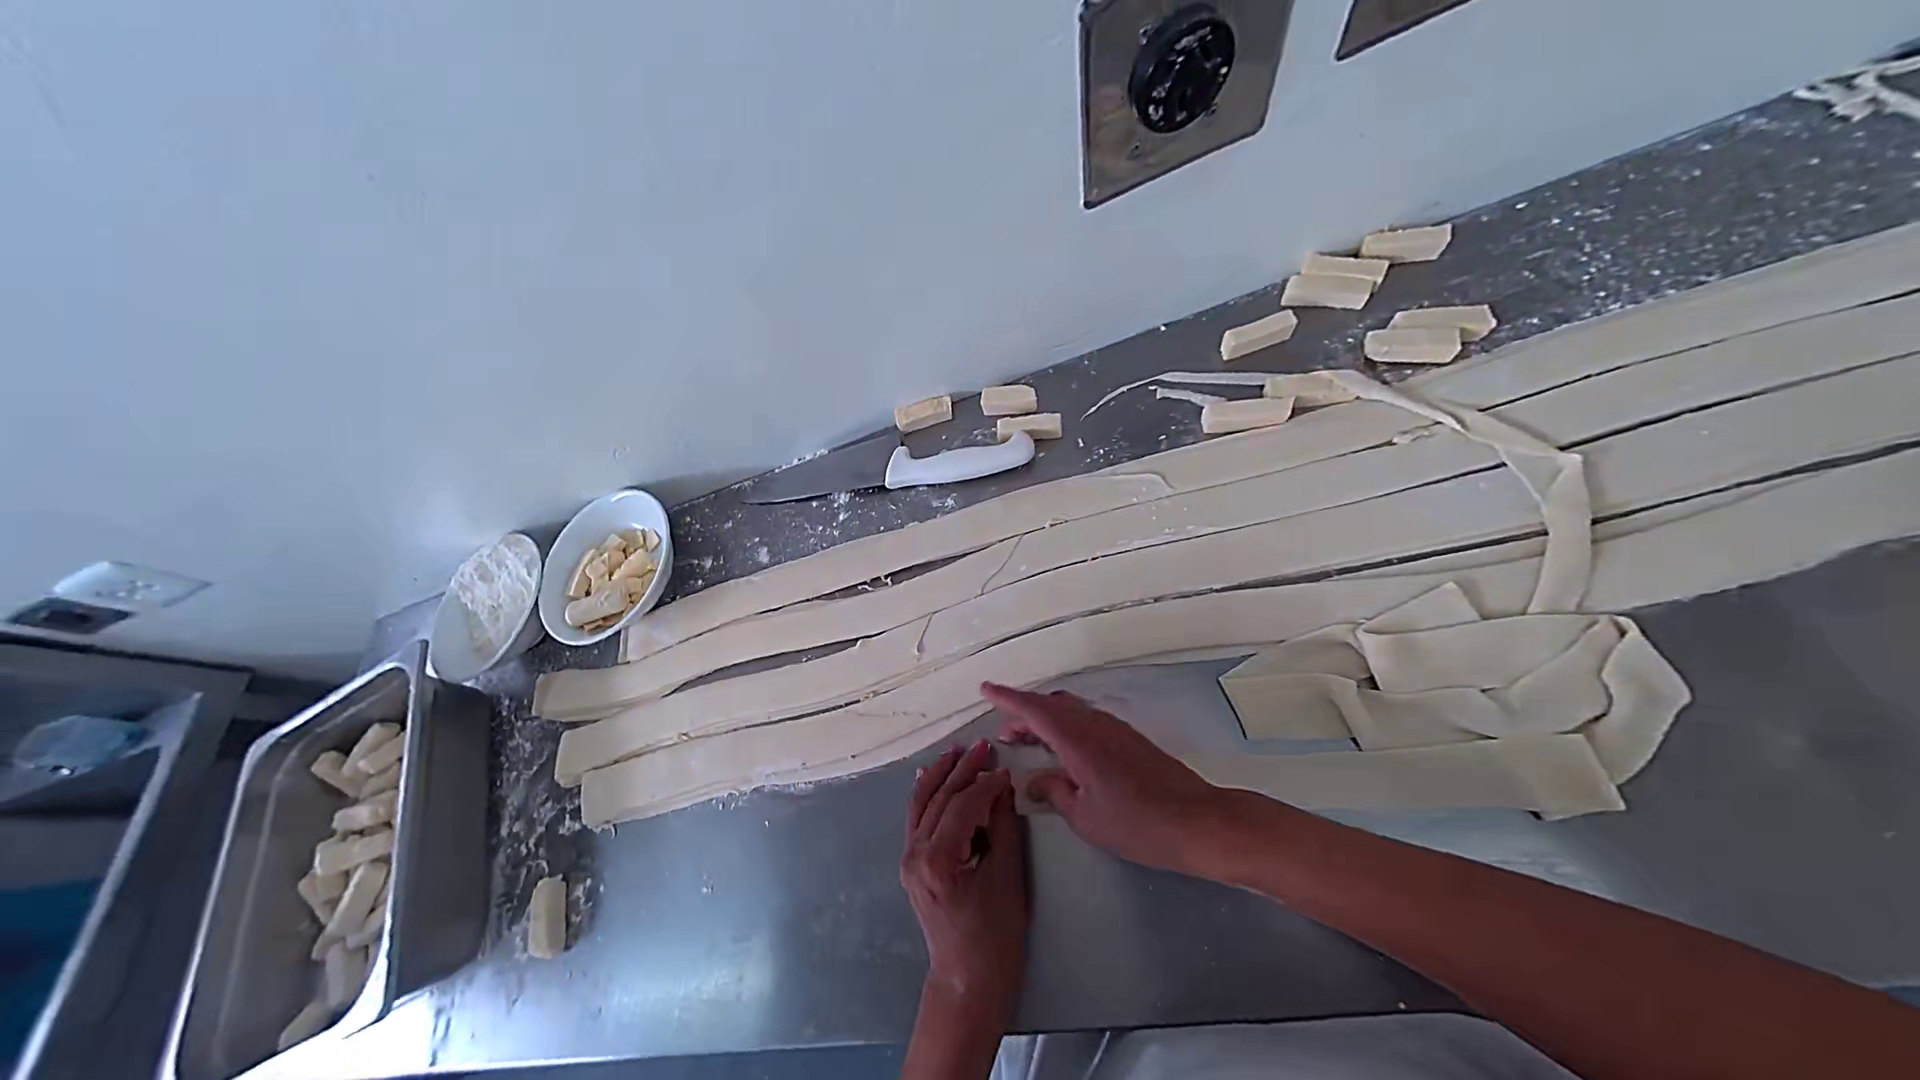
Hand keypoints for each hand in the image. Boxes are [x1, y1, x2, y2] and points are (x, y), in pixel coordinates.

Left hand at [900, 739, 1027, 1017]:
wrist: (968, 979)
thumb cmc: (996, 936)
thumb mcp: (1008, 876)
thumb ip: (1004, 826)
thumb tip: (1002, 788)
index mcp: (938, 860)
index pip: (962, 805)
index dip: (986, 784)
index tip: (1006, 770)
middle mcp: (915, 855)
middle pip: (939, 799)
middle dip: (962, 770)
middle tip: (983, 747)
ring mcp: (909, 859)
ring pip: (921, 804)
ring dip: (940, 775)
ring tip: (958, 752)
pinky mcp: (911, 864)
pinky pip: (917, 820)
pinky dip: (927, 795)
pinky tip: (932, 777)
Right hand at [983, 682, 1239, 878]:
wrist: (1198, 822)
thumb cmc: (1137, 823)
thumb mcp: (1085, 816)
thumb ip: (1055, 792)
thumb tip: (1034, 781)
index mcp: (1077, 739)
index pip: (1034, 709)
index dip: (1007, 698)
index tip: (986, 689)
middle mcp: (1094, 725)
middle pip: (1051, 706)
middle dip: (1023, 713)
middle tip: (1004, 732)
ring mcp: (1115, 729)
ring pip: (1070, 712)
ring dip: (1046, 720)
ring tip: (1028, 742)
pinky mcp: (1129, 740)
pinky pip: (1086, 721)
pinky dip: (1066, 728)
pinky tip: (1064, 752)